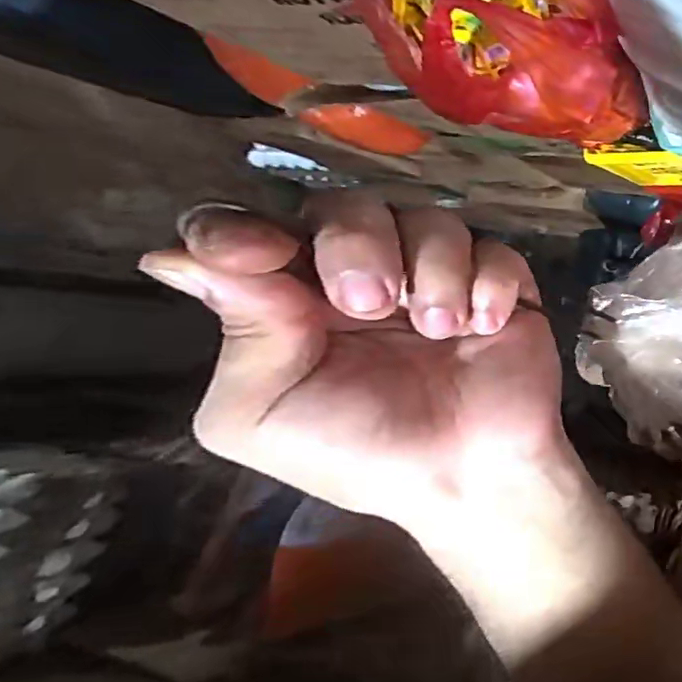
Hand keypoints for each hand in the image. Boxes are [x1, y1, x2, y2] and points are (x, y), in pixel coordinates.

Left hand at [138, 195, 564, 535]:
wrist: (468, 475)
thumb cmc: (358, 452)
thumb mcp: (264, 415)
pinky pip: (495, 249)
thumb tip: (182, 257)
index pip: (254, 232)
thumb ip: (243, 335)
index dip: (246, 226)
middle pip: (351, 206)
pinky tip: (485, 327)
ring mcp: (437, 277)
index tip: (263, 254)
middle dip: (359, 244)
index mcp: (296, 302)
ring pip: (432, 219)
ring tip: (443, 330)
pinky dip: (490, 281)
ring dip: (436, 272)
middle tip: (373, 306)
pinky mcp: (499, 285)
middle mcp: (365, 275)